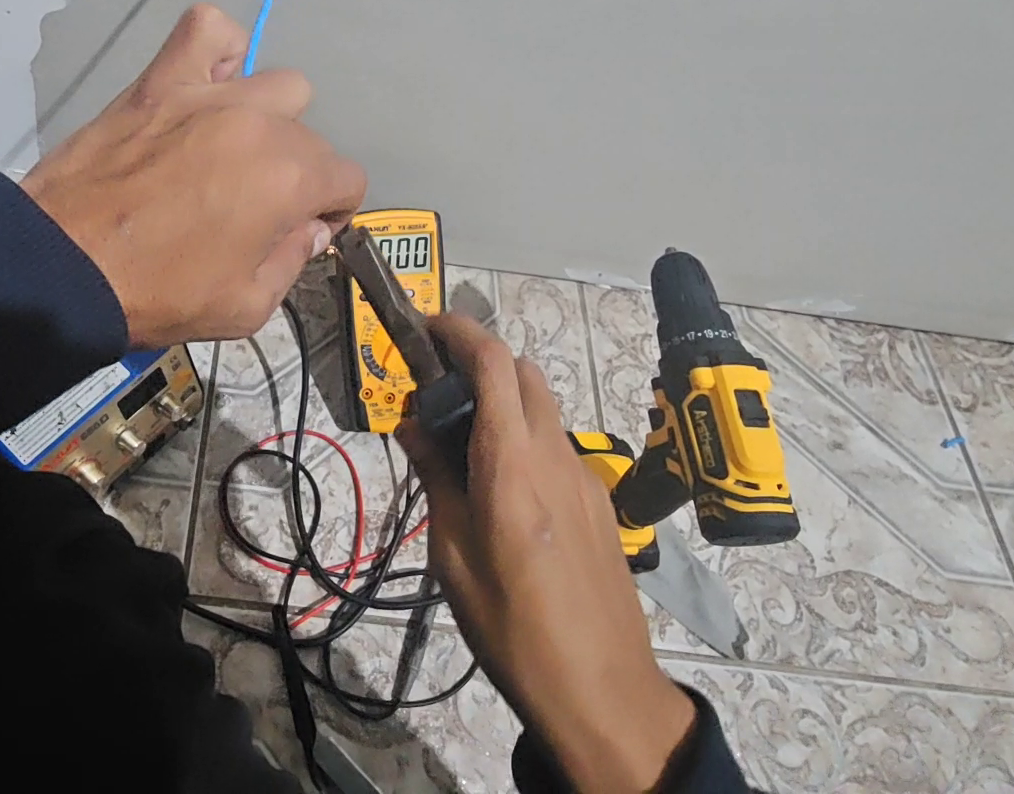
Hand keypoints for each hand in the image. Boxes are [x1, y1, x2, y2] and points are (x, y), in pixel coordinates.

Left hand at [22, 5, 365, 347]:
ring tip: (232, 147)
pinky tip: (209, 85)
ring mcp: (209, 95)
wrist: (63, 266)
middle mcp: (262, 125)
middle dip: (297, 175)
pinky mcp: (161, 81)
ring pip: (278, 84)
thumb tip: (310, 228)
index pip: (349, 179)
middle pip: (312, 137)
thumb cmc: (158, 294)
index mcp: (290, 181)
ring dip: (270, 118)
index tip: (301, 229)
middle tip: (255, 205)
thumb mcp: (245, 308)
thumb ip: (292, 262)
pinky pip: (207, 30)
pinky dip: (219, 51)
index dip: (333, 210)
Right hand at [397, 316, 695, 793]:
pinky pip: (557, 443)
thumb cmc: (510, 623)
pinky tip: (503, 485)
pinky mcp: (598, 500)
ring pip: (543, 406)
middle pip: (524, 372)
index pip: (494, 363)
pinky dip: (525, 434)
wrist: (601, 688)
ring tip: (463, 442)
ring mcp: (584, 476)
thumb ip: (435, 477)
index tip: (428, 327)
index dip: (461, 331)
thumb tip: (412, 424)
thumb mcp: (452, 553)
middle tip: (438, 391)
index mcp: (512, 461)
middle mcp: (554, 454)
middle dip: (481, 361)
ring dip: (504, 398)